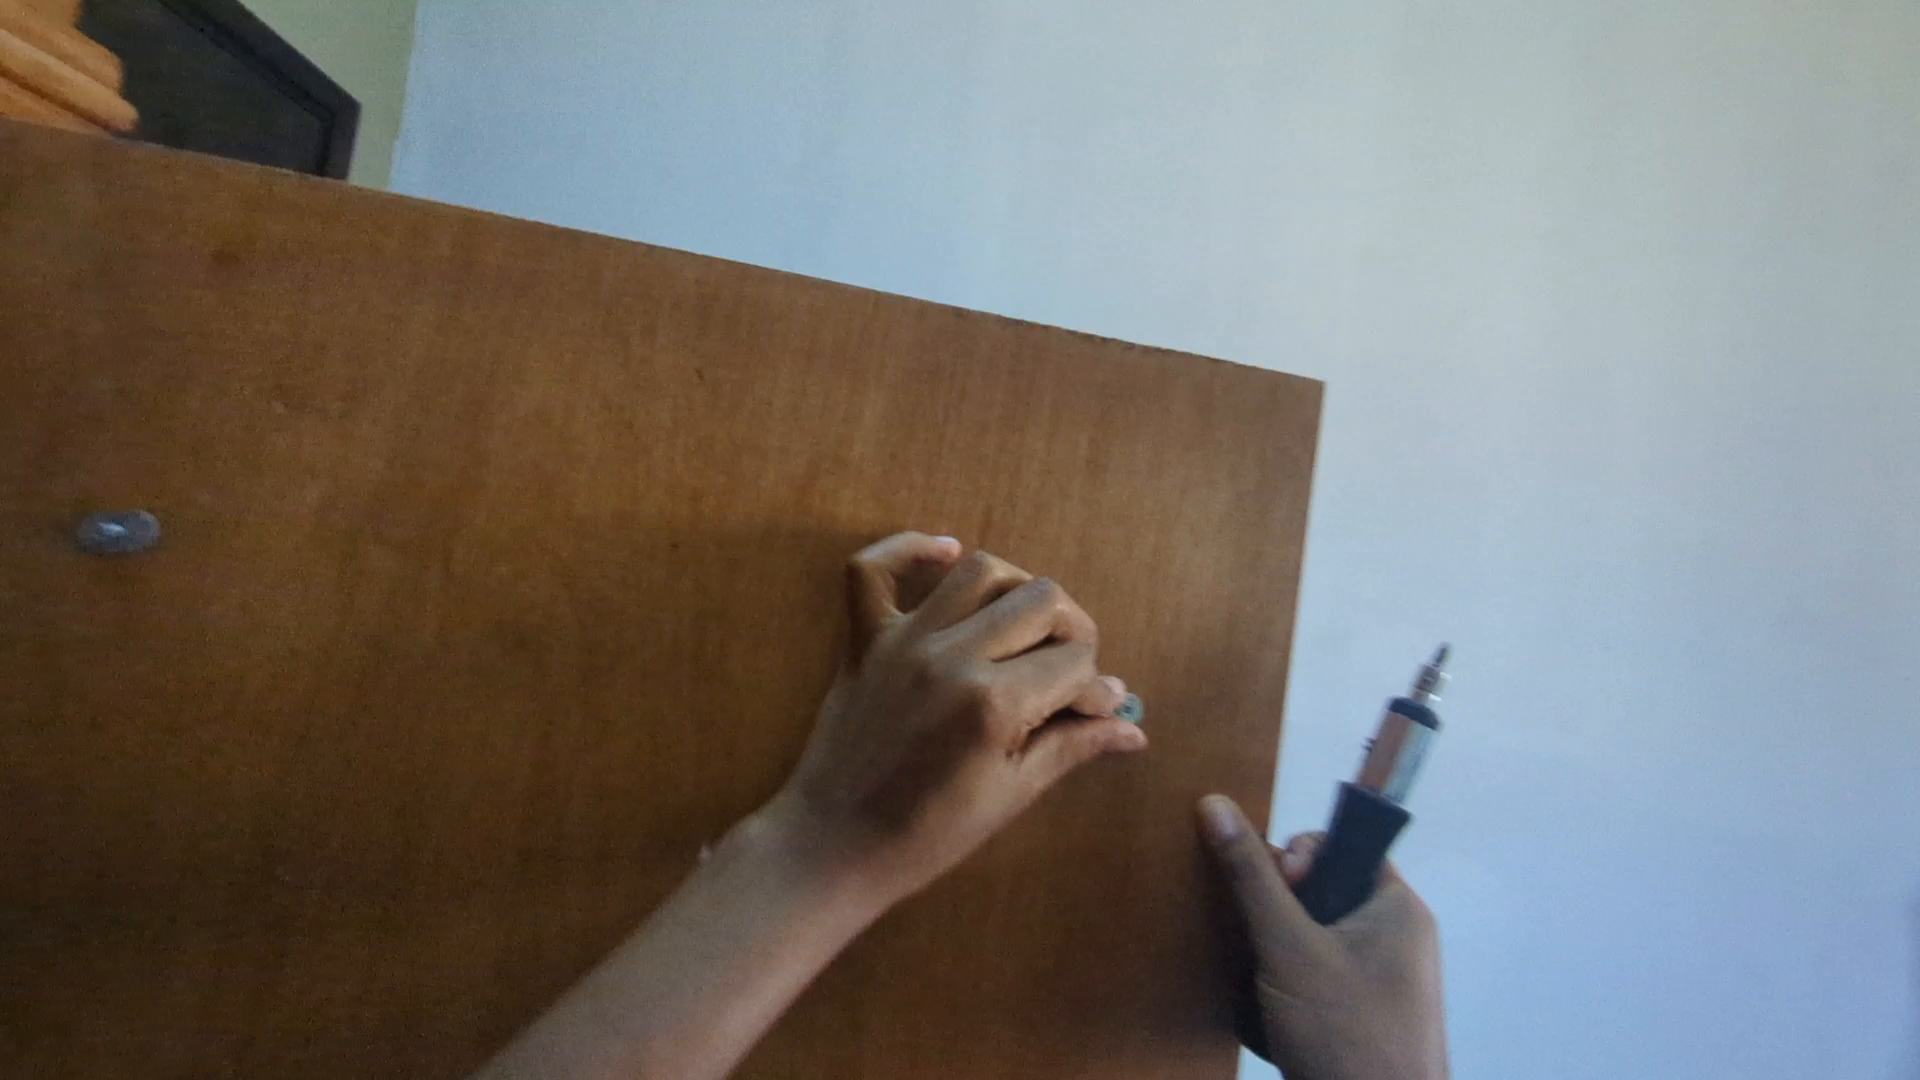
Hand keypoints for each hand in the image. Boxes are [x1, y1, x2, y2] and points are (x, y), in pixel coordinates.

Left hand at [762, 532, 1147, 904]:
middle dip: (1071, 627)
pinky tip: (946, 551)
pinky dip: (910, 548)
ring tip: (1024, 618)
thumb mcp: (1011, 795)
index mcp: (993, 703)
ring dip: (1016, 585)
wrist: (833, 845)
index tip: (1092, 706)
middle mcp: (951, 655)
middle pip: (1040, 599)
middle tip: (1067, 663)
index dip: (1094, 683)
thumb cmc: (928, 834)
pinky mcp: (863, 636)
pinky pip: (874, 567)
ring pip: (977, 570)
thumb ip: (1073, 746)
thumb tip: (1132, 724)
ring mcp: (902, 639)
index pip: (1073, 659)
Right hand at [1197, 795, 1448, 1079]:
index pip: (1342, 844)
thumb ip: (1250, 874)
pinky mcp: (1363, 1010)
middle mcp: (1396, 935)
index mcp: (1397, 908)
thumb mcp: (1286, 945)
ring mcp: (1381, 976)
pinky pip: (1317, 964)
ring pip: (1313, 926)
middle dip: (1280, 902)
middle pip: (1322, 884)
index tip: (1280, 886)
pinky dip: (1287, 971)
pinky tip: (1266, 996)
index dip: (1301, 854)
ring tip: (1259, 967)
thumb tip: (1214, 801)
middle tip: (1265, 936)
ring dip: (1277, 939)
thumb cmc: (1344, 1031)